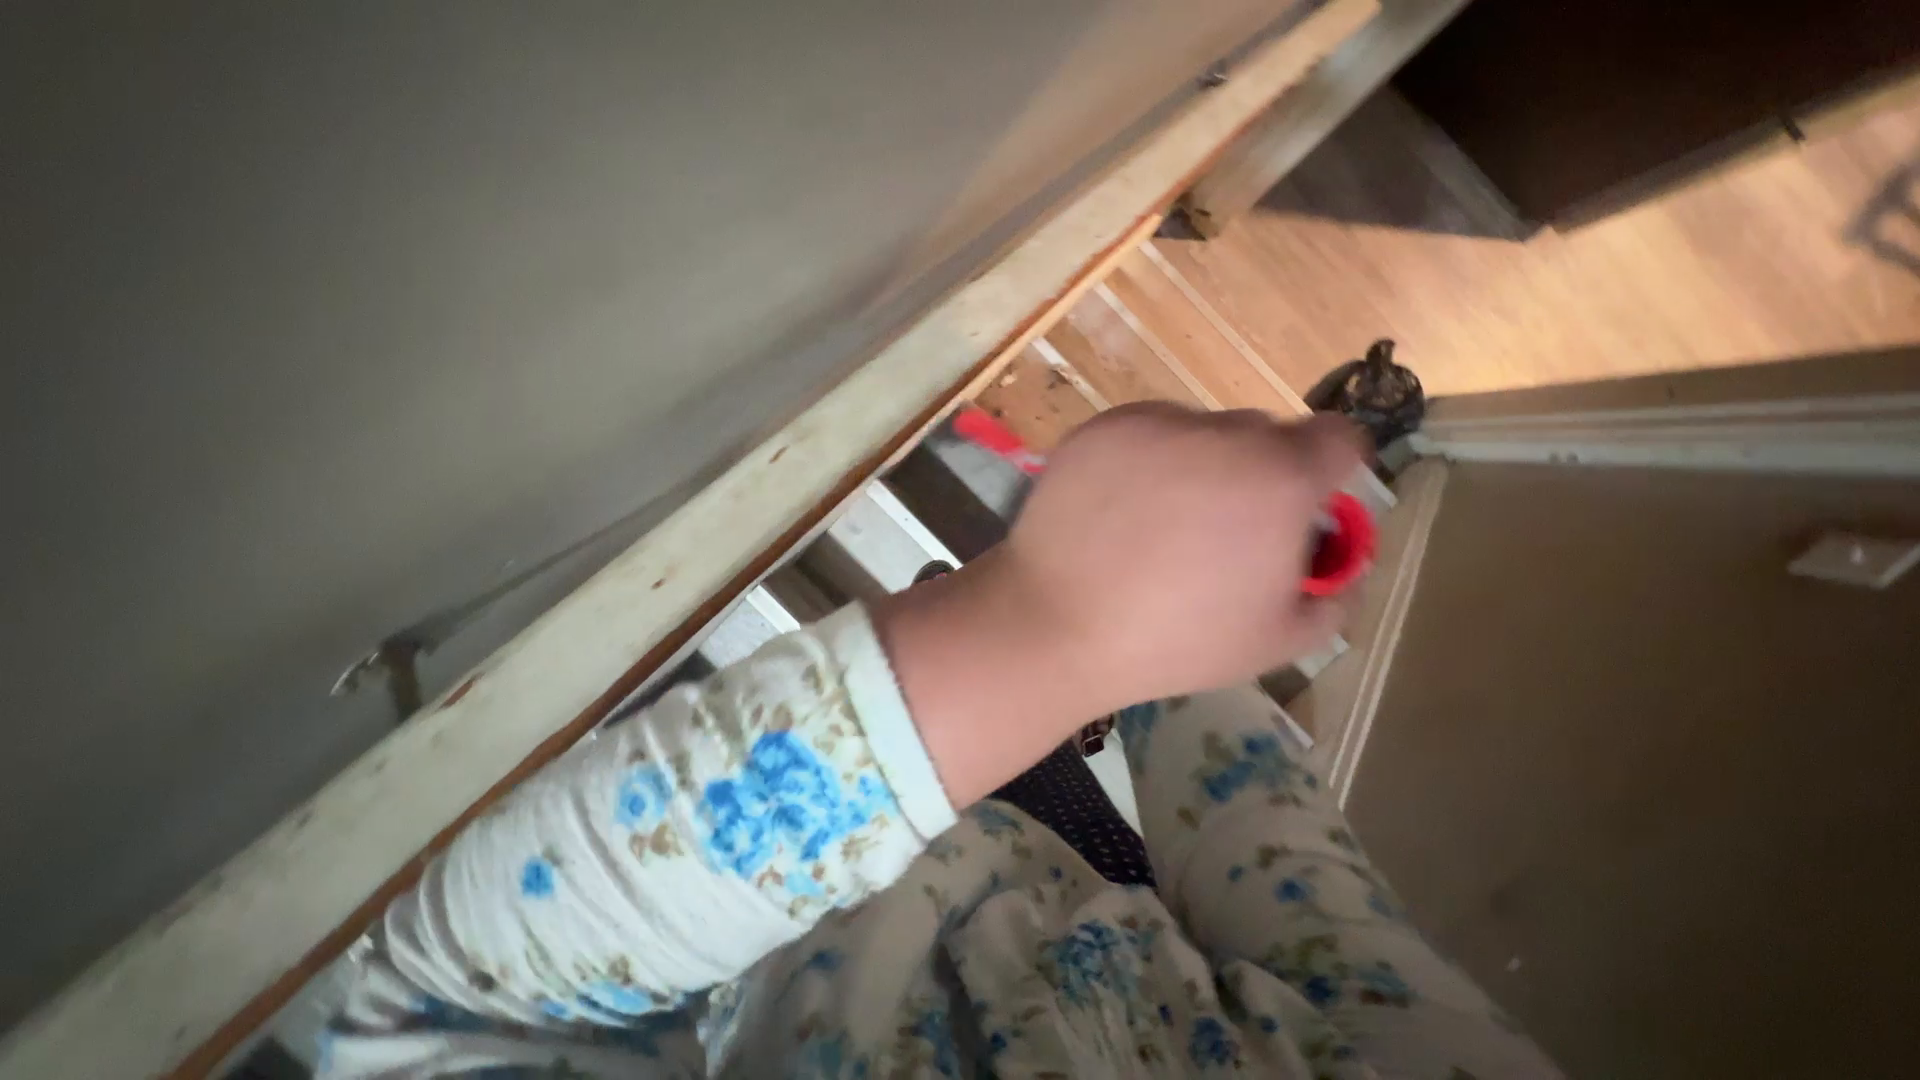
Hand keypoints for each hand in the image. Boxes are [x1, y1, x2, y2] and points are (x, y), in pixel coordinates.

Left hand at [872, 404, 1365, 805]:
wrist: (1056, 623)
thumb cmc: (1176, 641)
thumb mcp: (1279, 641)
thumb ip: (1334, 595)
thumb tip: (1340, 560)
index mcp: (1280, 479)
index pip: (1338, 439)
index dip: (1331, 472)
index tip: (1305, 506)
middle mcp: (1223, 433)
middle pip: (1266, 436)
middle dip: (1260, 475)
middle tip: (1221, 532)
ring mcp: (1155, 424)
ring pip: (1202, 432)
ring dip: (1200, 466)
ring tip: (1158, 528)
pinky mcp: (1102, 427)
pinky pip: (1146, 434)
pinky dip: (1145, 462)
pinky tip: (1118, 513)